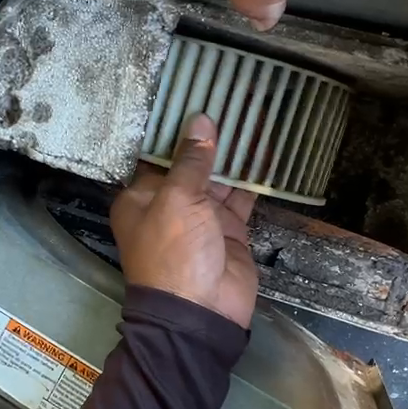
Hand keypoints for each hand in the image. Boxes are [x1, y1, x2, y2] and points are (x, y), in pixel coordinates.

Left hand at [111, 115, 258, 326]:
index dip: (174, 127)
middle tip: (231, 96)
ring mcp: (201, 218)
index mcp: (140, 198)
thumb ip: (191, 161)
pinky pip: (241, 197)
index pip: (156, 154)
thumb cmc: (174, 254)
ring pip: (219, 177)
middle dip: (210, 135)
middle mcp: (168, 204)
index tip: (193, 94)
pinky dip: (253, 177)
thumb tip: (200, 121)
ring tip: (253, 112)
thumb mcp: (176, 201)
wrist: (201, 314)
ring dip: (234, 151)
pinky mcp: (229, 230)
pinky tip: (267, 149)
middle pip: (190, 162)